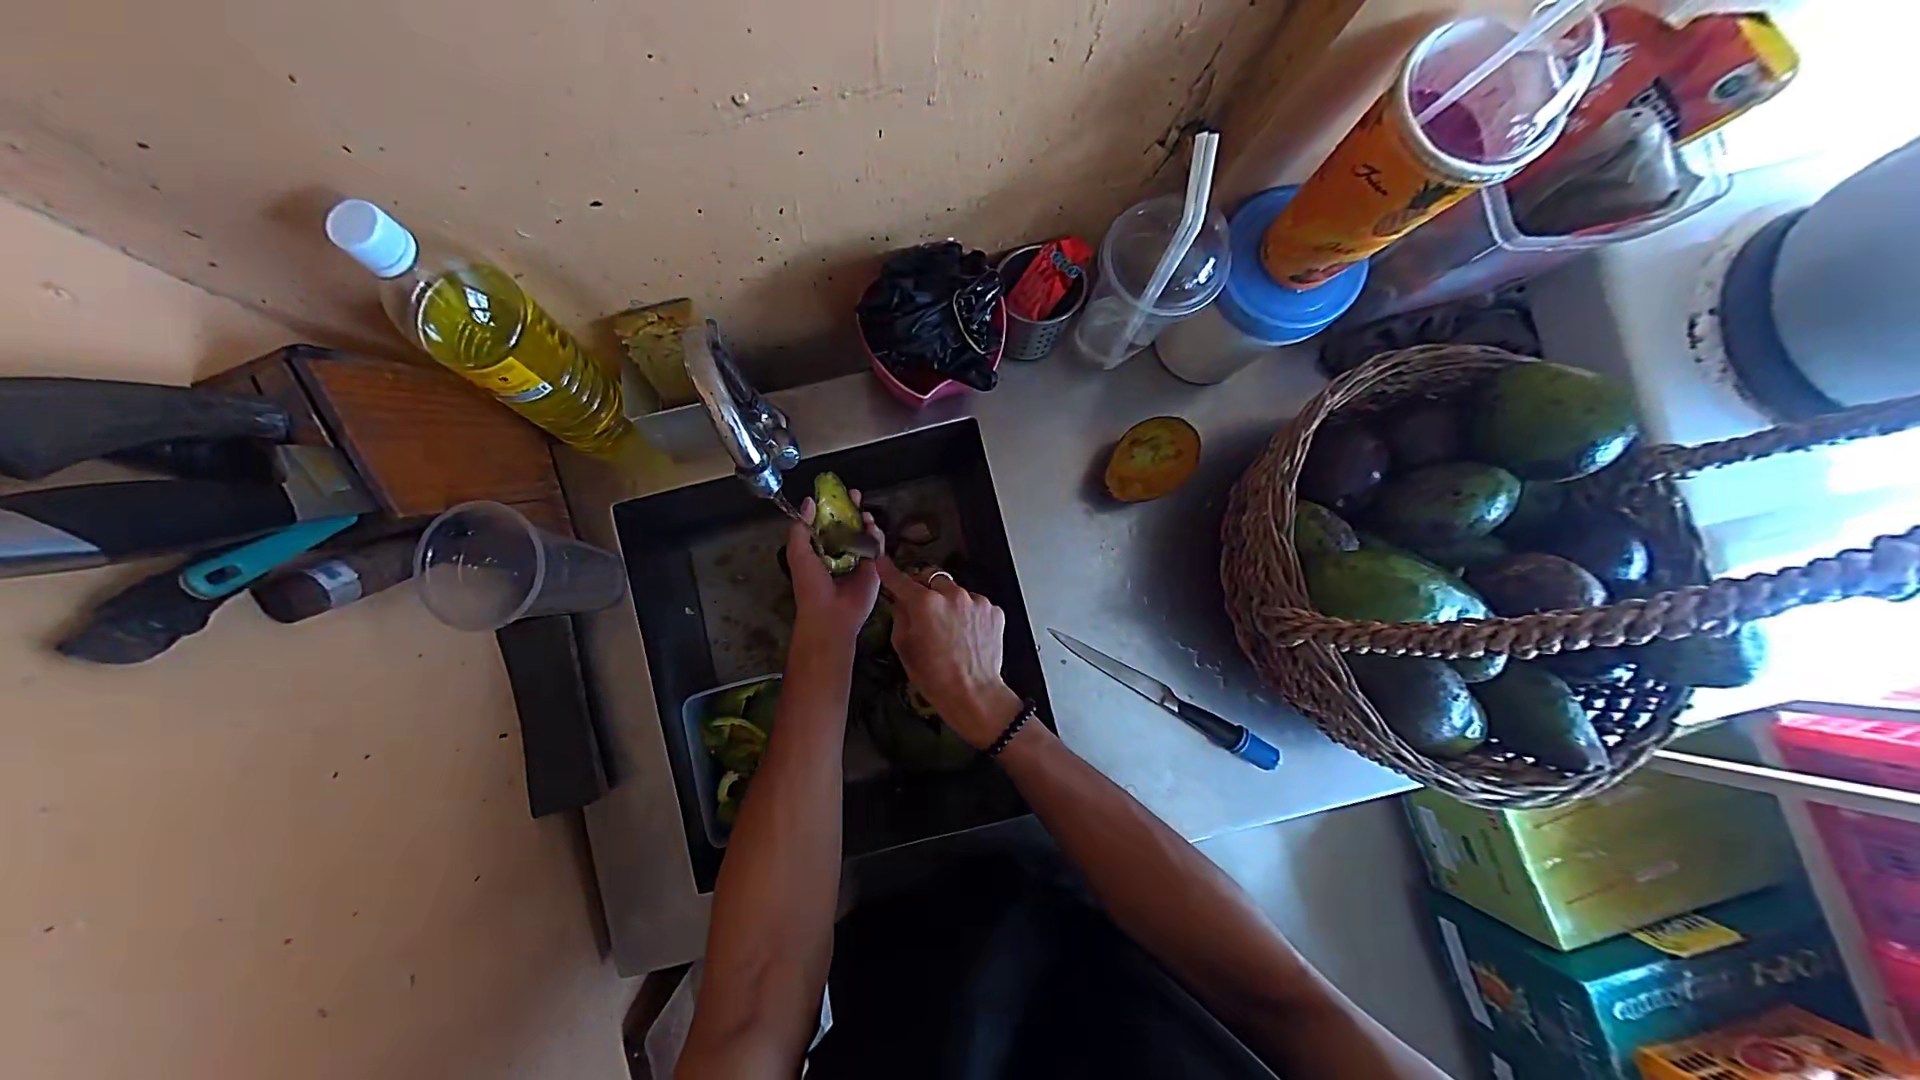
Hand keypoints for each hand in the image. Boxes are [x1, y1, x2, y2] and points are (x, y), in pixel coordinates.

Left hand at [786, 492, 881, 643]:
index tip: (837, 493)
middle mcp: (841, 553)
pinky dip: (876, 535)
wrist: (830, 614)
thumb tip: (809, 502)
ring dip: (865, 521)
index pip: (829, 523)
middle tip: (856, 495)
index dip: (833, 508)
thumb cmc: (810, 585)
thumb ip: (801, 527)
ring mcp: (859, 560)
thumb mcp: (798, 552)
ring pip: (865, 534)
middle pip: (850, 525)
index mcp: (821, 550)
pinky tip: (871, 527)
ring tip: (863, 513)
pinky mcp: (874, 568)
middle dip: (853, 509)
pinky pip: (878, 547)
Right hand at [875, 558, 1023, 749]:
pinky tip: (966, 634)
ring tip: (949, 630)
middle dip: (925, 590)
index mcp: (925, 603)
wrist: (974, 694)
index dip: (888, 571)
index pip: (901, 579)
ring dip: (949, 602)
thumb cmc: (935, 677)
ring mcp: (976, 601)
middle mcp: (952, 595)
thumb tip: (900, 601)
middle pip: (932, 579)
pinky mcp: (993, 610)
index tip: (883, 564)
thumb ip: (900, 616)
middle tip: (923, 610)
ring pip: (956, 591)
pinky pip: (975, 603)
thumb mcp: (904, 647)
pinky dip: (968, 613)